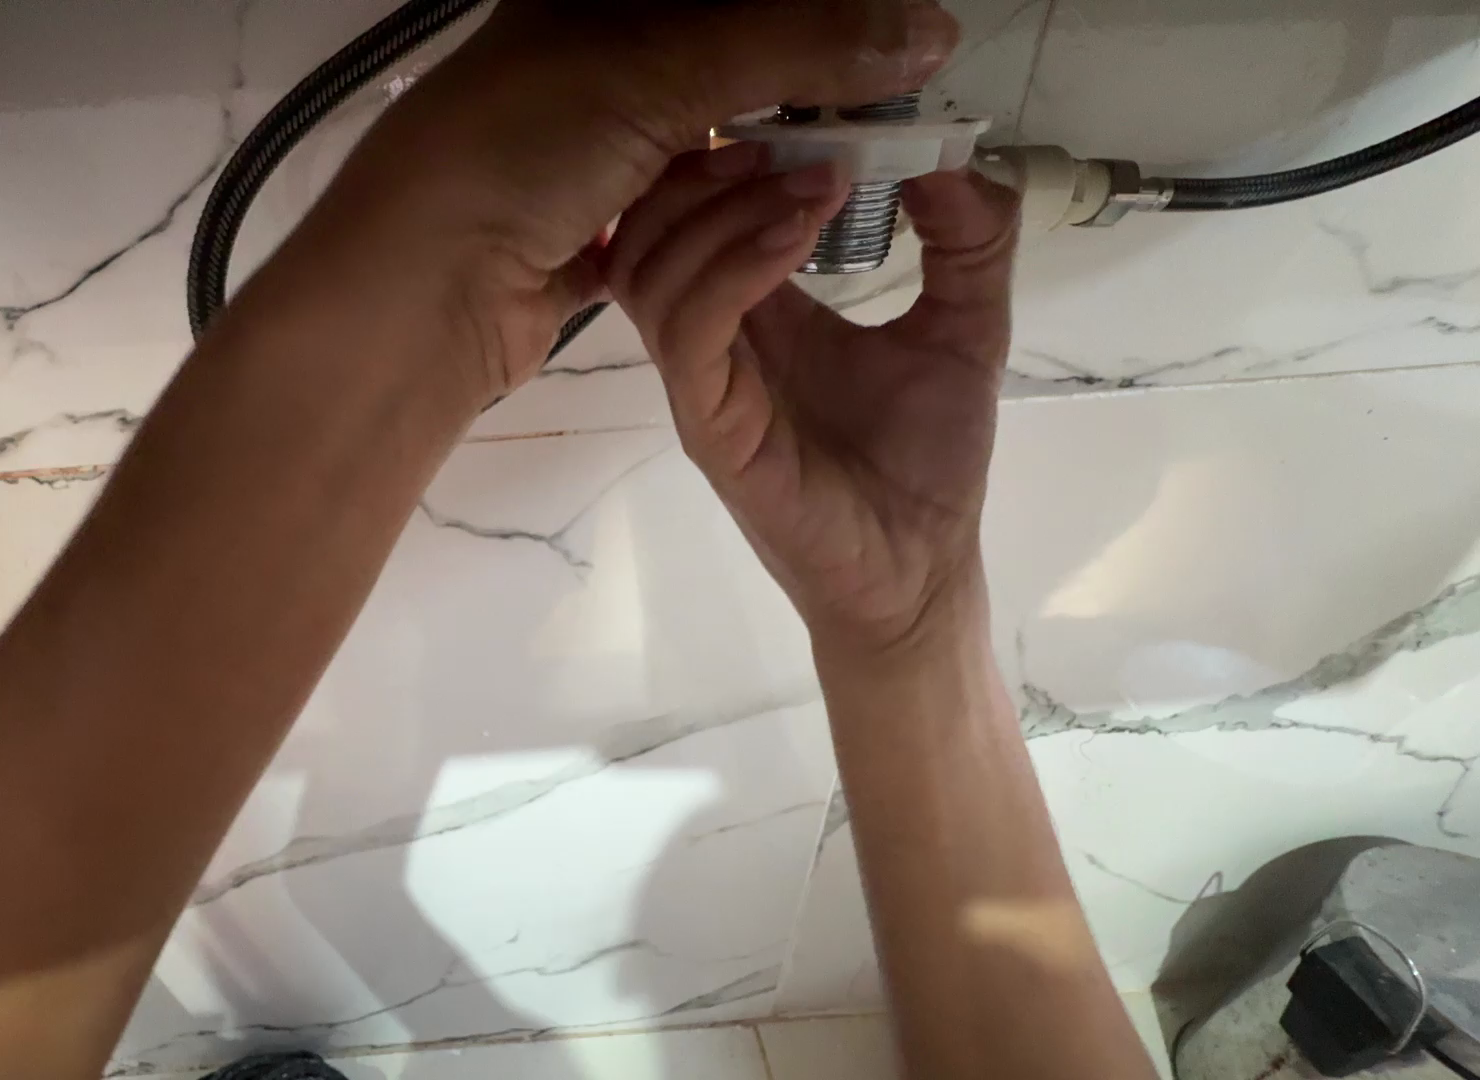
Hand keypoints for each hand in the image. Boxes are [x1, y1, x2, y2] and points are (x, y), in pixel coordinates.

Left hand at [315, 0, 958, 399]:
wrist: (430, 287)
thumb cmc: (528, 146)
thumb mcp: (658, 63)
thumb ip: (796, 40)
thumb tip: (932, 34)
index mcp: (592, 5)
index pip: (725, 6)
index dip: (808, 23)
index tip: (881, 53)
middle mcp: (584, 76)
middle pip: (717, 72)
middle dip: (784, 101)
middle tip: (859, 124)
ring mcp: (583, 164)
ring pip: (697, 157)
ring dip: (745, 174)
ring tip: (805, 183)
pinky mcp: (585, 241)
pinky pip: (667, 226)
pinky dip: (704, 229)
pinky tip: (740, 230)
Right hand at [606, 148, 1020, 655]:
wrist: (913, 567)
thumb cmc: (924, 464)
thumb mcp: (964, 328)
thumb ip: (966, 242)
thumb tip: (952, 154)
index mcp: (755, 319)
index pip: (692, 224)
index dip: (722, 162)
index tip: (799, 116)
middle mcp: (712, 347)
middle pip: (647, 240)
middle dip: (702, 176)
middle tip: (784, 141)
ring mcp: (702, 389)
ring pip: (653, 279)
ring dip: (721, 214)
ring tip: (807, 186)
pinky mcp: (711, 428)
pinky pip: (689, 336)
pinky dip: (733, 271)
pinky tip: (800, 233)